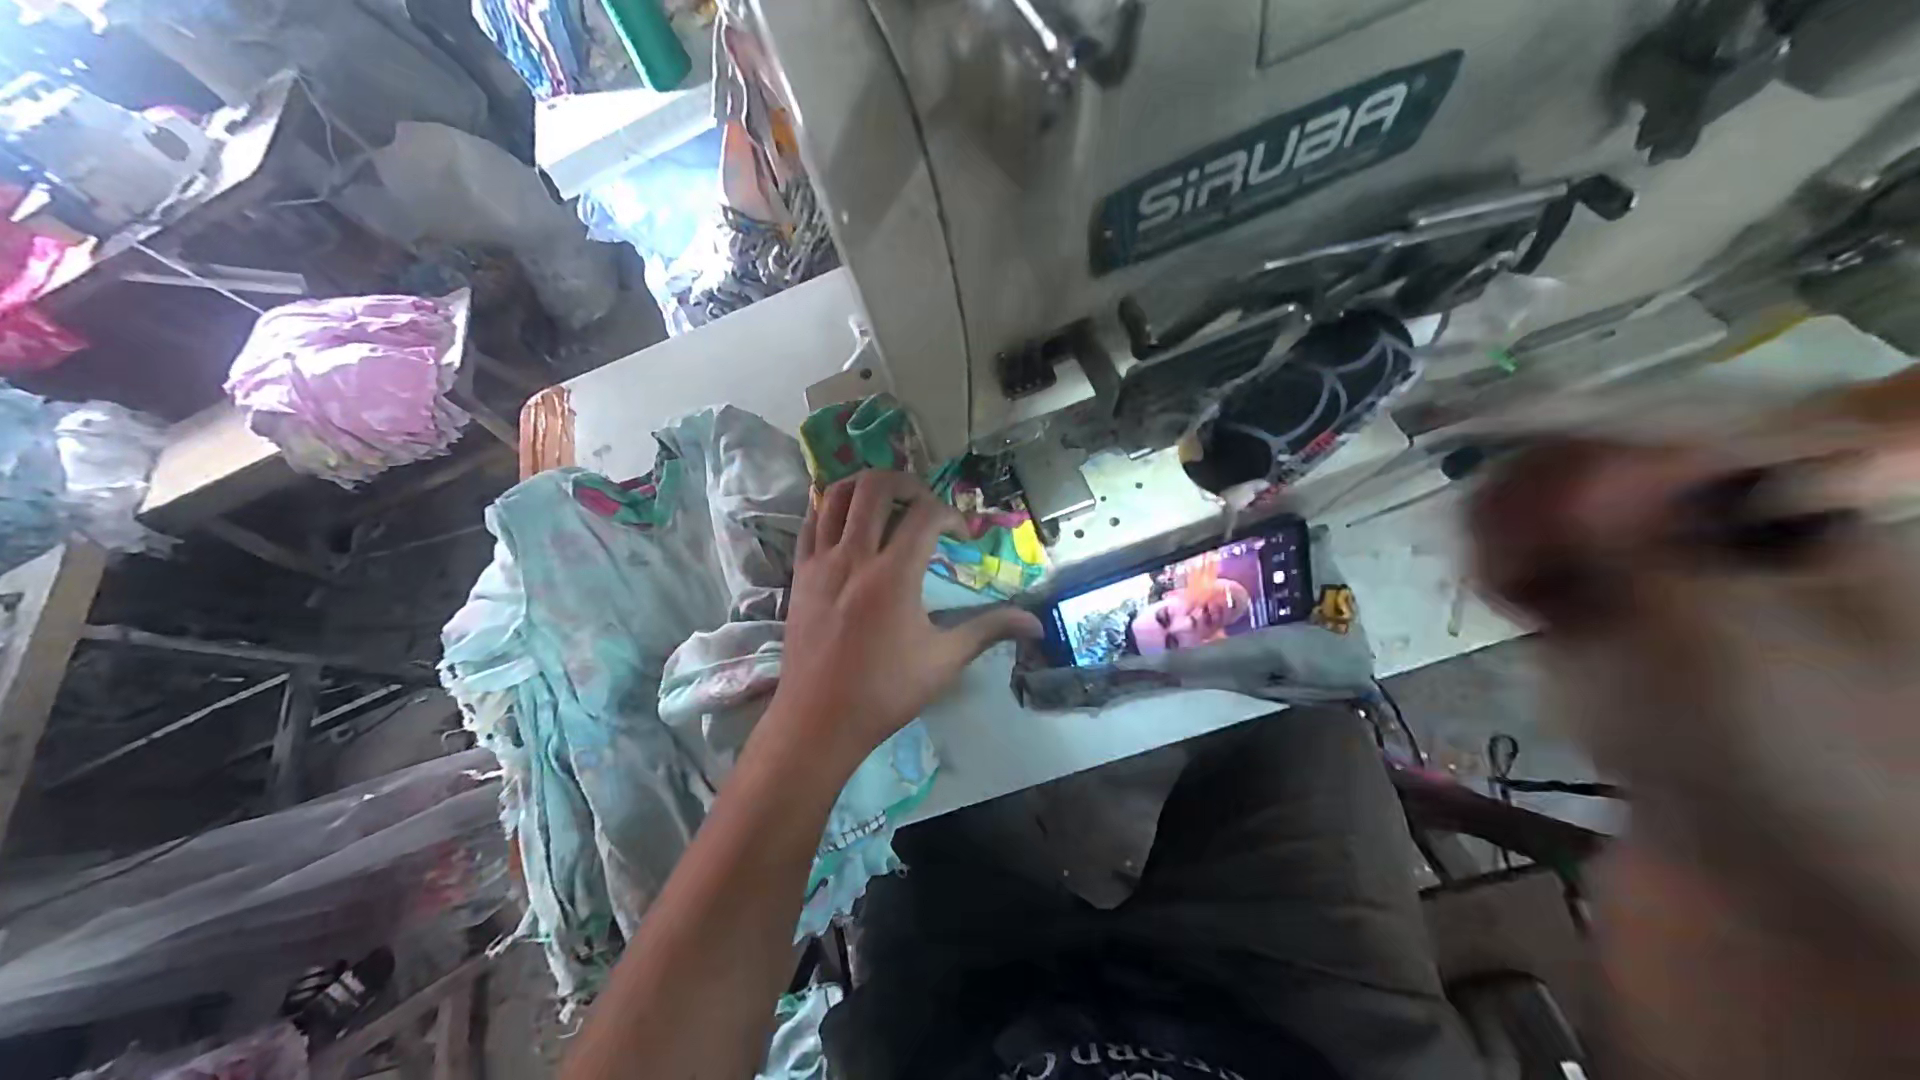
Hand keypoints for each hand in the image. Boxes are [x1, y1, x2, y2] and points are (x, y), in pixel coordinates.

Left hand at [768, 470, 1041, 767]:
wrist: (818, 721)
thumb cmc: (885, 692)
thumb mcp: (944, 661)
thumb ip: (989, 630)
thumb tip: (1036, 623)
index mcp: (893, 575)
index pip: (925, 515)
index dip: (952, 515)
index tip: (962, 537)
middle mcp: (854, 556)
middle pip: (876, 486)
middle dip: (907, 483)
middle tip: (925, 504)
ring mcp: (820, 562)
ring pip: (835, 495)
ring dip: (865, 487)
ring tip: (887, 503)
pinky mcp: (799, 574)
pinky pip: (810, 522)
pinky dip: (831, 509)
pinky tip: (849, 523)